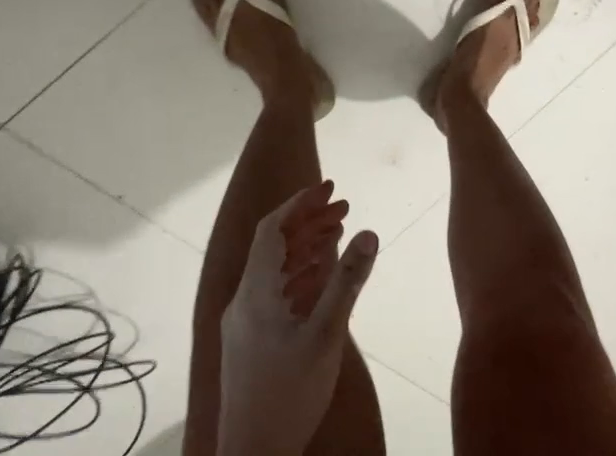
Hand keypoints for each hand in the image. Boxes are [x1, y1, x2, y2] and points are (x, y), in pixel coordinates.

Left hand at [217, 181, 377, 455]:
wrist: (253, 454)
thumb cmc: (289, 392)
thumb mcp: (325, 335)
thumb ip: (347, 282)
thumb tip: (369, 232)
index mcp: (256, 292)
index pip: (272, 231)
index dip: (300, 204)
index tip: (329, 186)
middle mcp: (245, 301)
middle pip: (275, 247)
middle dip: (309, 222)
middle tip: (346, 205)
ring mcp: (246, 322)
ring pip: (276, 270)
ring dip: (306, 247)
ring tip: (340, 231)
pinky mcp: (252, 341)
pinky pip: (275, 292)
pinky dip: (300, 275)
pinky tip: (321, 275)